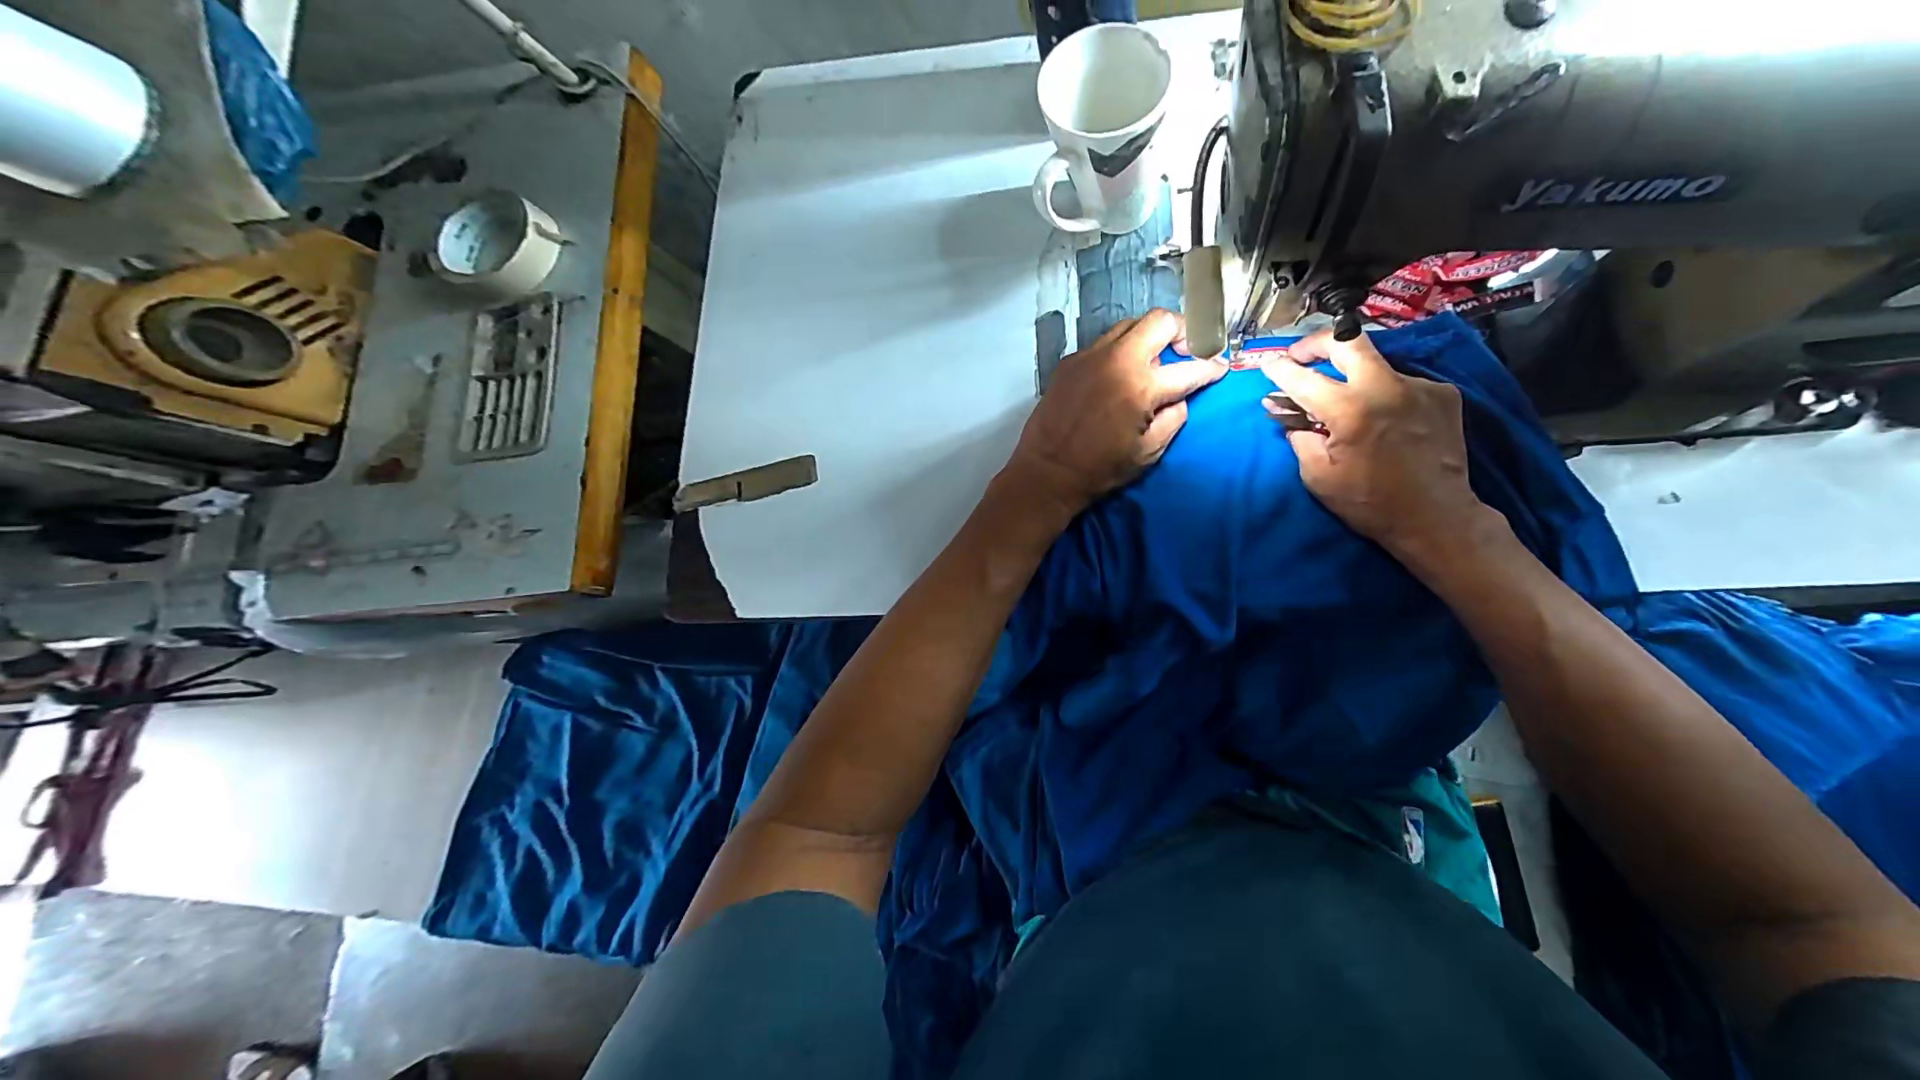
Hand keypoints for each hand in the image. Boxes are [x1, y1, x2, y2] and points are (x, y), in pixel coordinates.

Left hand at [1005, 309, 1225, 514]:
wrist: (1047, 472)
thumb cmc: (1100, 469)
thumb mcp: (1149, 452)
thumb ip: (1173, 418)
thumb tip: (1180, 397)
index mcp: (1141, 386)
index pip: (1189, 367)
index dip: (1210, 367)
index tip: (1219, 366)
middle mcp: (1117, 360)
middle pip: (1160, 320)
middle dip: (1181, 332)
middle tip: (1185, 353)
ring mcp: (1090, 356)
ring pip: (1129, 326)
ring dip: (1148, 338)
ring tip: (1151, 362)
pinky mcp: (1070, 362)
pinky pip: (1103, 343)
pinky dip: (1119, 352)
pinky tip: (1117, 376)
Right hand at [1260, 329, 1489, 557]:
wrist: (1435, 517)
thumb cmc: (1369, 502)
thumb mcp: (1318, 475)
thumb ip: (1299, 437)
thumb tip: (1285, 410)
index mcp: (1351, 410)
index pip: (1304, 377)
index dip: (1280, 369)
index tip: (1268, 364)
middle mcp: (1386, 388)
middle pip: (1347, 341)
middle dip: (1316, 343)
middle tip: (1301, 355)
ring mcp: (1419, 387)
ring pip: (1375, 365)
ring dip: (1352, 376)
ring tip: (1344, 401)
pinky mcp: (1442, 394)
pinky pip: (1400, 383)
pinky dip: (1382, 394)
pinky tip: (1380, 418)